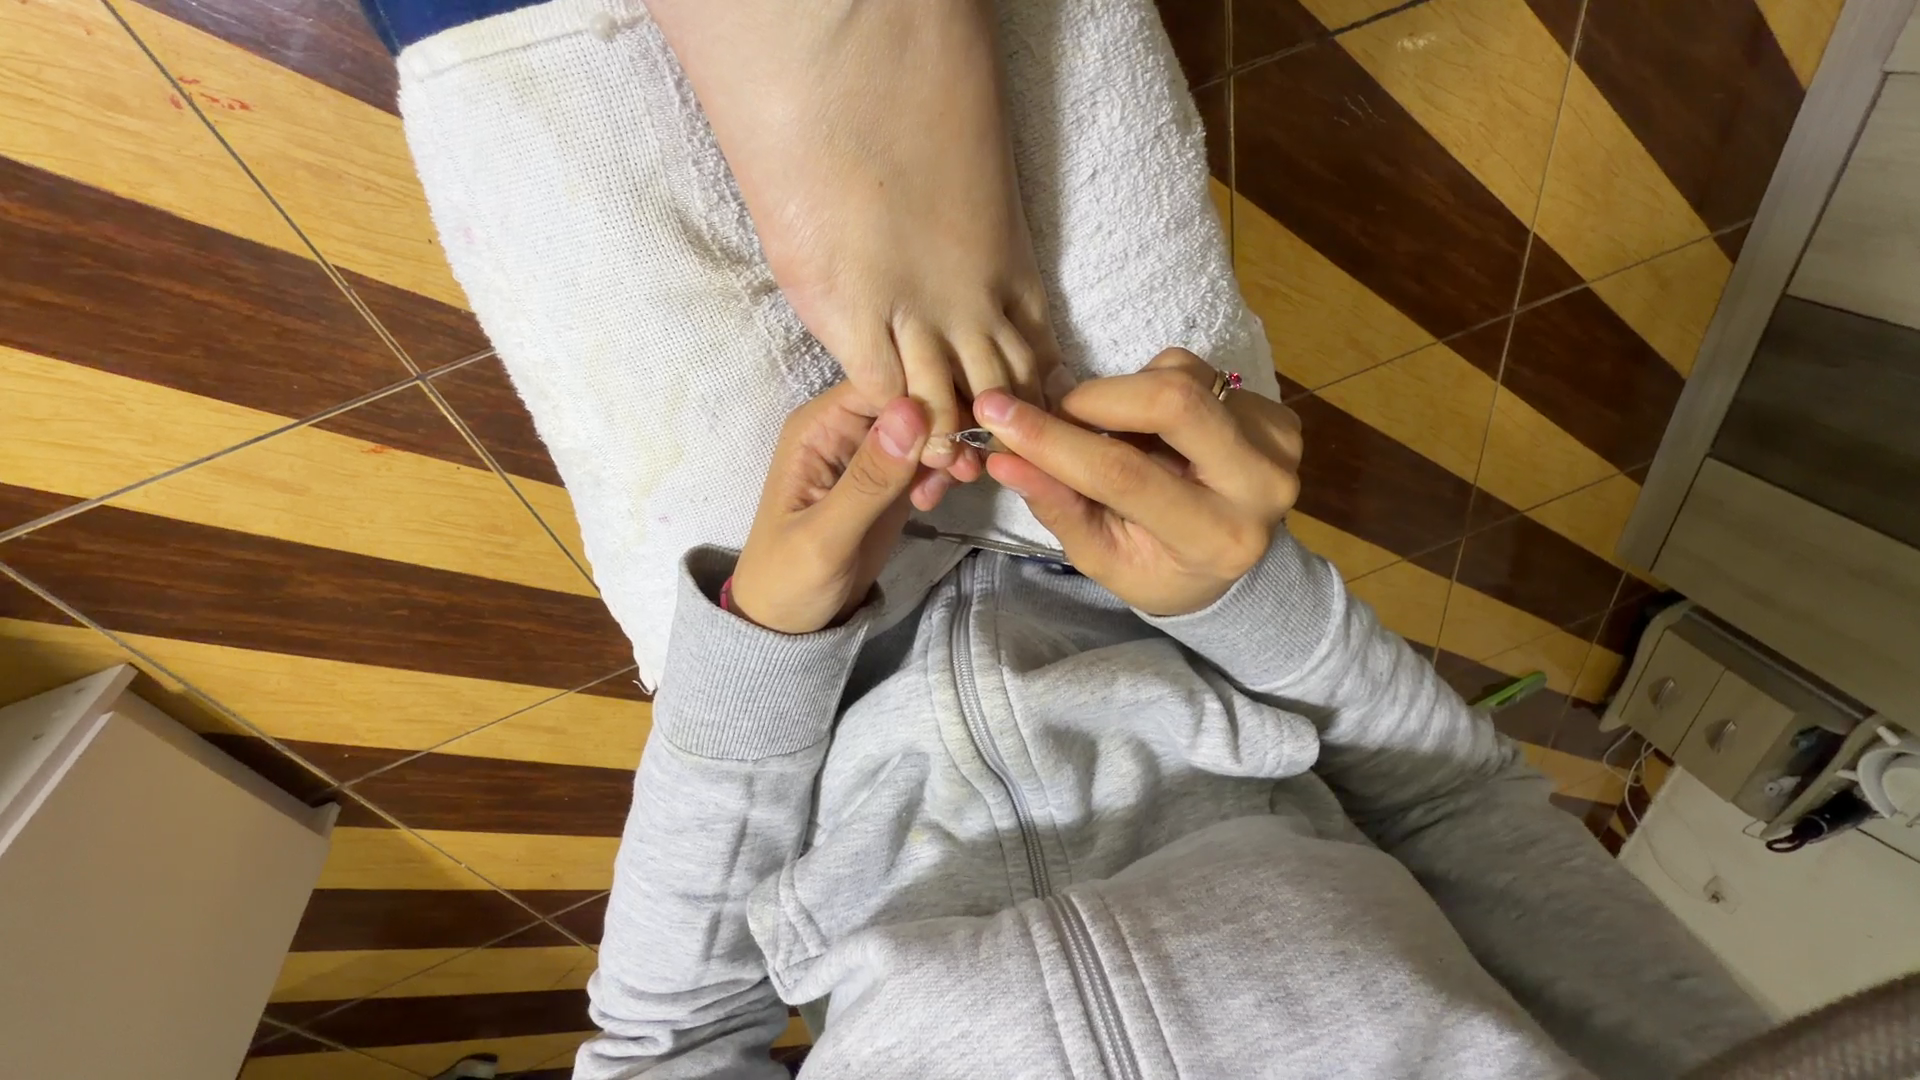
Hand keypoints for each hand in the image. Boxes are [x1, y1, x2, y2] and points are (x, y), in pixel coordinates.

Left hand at [730, 383, 943, 634]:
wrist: (790, 623)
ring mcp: (870, 453)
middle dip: (944, 427)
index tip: (954, 439)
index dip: (925, 402)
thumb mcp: (826, 536)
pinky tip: (937, 499)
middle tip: (966, 468)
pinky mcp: (889, 479)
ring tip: (956, 485)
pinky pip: (926, 457)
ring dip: (948, 450)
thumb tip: (913, 411)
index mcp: (819, 426)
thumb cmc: (790, 579)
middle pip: (911, 401)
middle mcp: (845, 428)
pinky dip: (942, 470)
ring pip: (926, 428)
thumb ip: (869, 478)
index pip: (883, 384)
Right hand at [974, 348, 1302, 616]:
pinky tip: (1149, 428)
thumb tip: (1002, 458)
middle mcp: (1262, 486)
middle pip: (1172, 401)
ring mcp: (1278, 444)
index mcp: (1214, 538)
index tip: (995, 414)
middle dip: (1093, 398)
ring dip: (1121, 394)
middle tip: (1054, 413)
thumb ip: (1058, 506)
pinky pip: (1198, 372)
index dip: (1054, 440)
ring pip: (1182, 377)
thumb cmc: (1156, 568)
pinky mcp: (1278, 416)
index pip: (1124, 474)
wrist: (1229, 568)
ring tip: (1109, 433)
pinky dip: (1152, 387)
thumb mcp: (1101, 555)